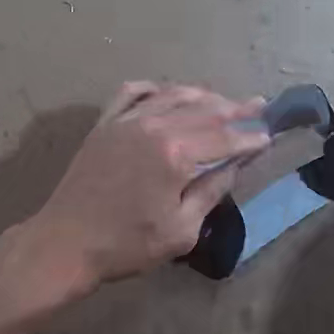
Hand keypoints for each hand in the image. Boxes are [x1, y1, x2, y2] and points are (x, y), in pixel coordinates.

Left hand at [29, 82, 268, 289]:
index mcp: (175, 154)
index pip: (224, 138)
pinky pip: (132, 92)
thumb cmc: (127, 245)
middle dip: (235, 108)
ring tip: (223, 99)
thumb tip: (235, 166)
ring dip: (202, 95)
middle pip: (203, 109)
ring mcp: (126, 120)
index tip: (268, 136)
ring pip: (172, 95)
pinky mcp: (105, 123)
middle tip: (259, 104)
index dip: (249, 137)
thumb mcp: (181, 229)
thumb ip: (211, 191)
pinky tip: (167, 91)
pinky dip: (155, 88)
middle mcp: (153, 126)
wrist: (65, 244)